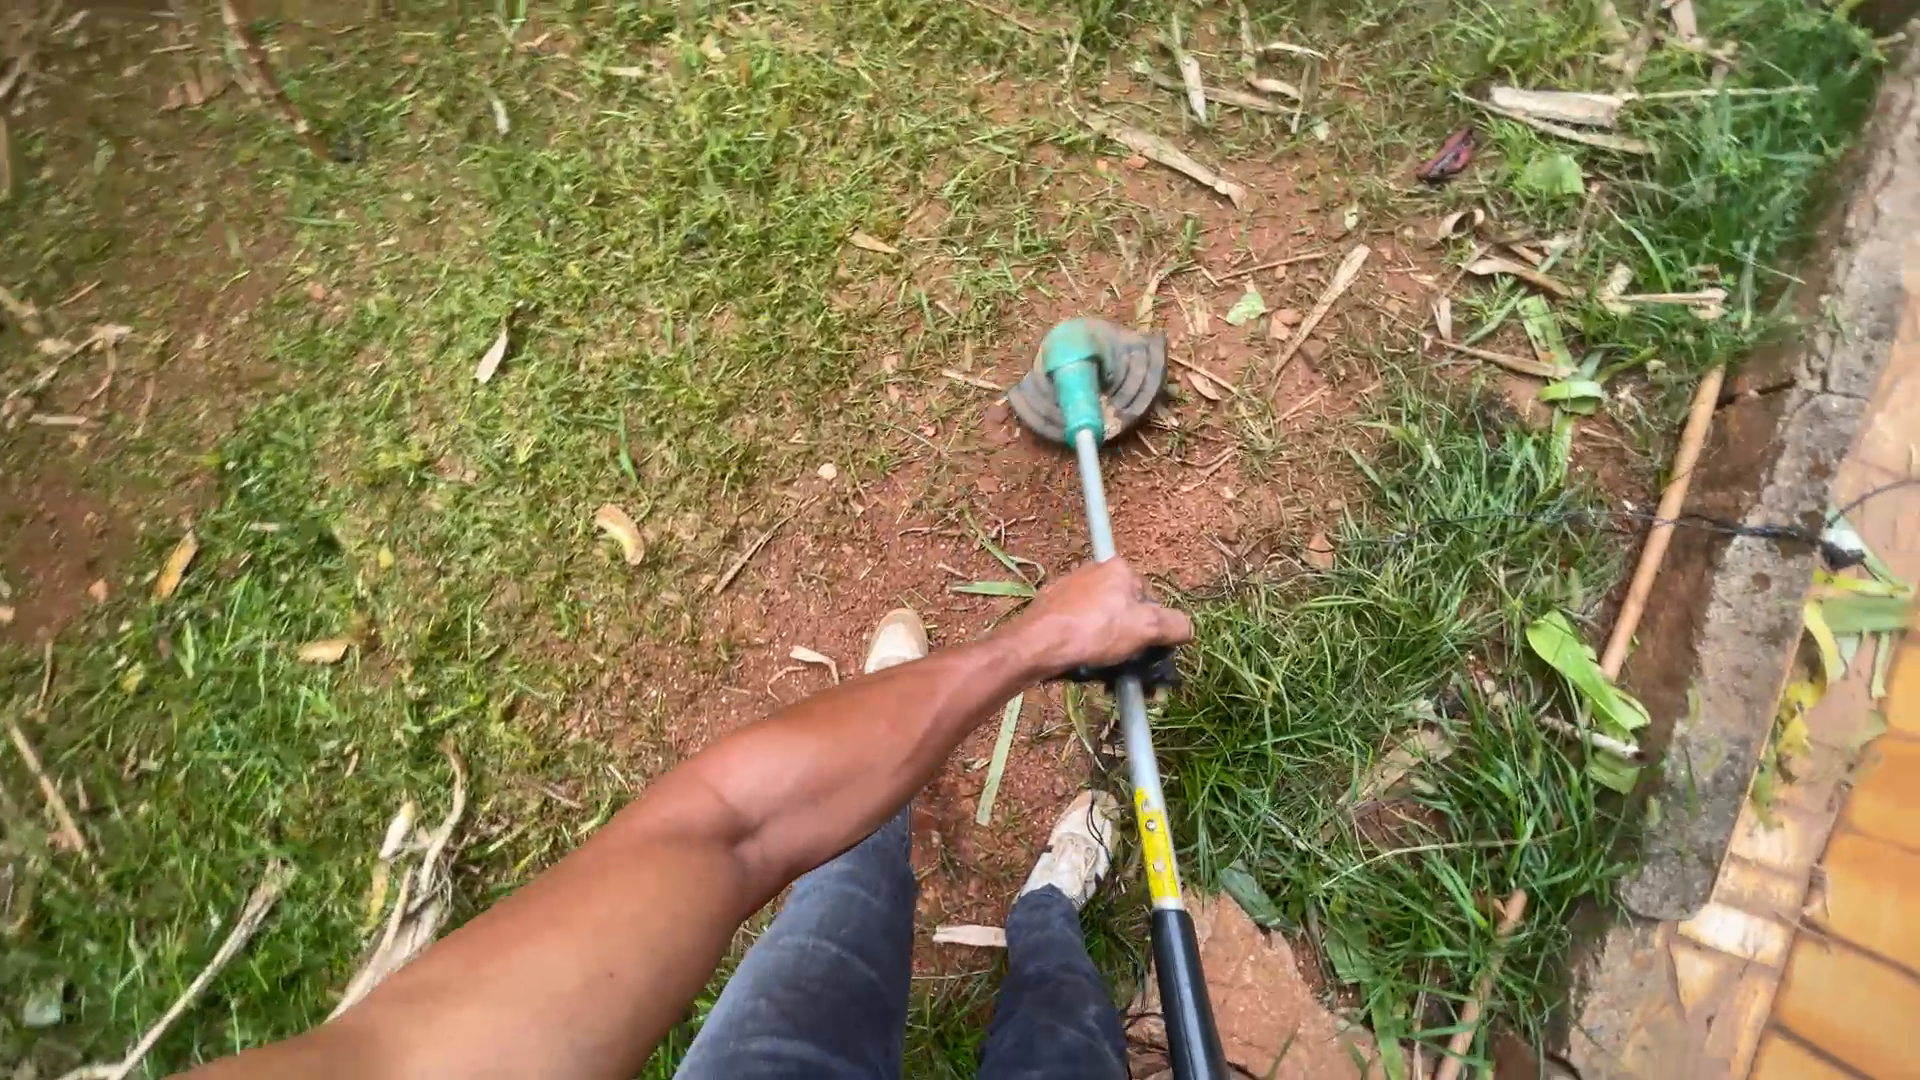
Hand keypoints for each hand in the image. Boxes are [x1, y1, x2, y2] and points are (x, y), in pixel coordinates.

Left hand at [1006, 559, 1192, 675]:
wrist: (1037, 643)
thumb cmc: (1093, 631)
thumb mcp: (1146, 628)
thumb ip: (1174, 625)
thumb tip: (1186, 628)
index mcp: (1119, 569)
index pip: (1150, 602)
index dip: (1153, 632)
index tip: (1148, 656)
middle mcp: (1094, 572)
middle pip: (1125, 614)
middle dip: (1130, 644)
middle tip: (1128, 670)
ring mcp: (1069, 589)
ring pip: (1101, 624)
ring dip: (1109, 650)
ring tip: (1105, 672)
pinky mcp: (1051, 608)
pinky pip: (1079, 629)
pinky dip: (1086, 647)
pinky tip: (1083, 664)